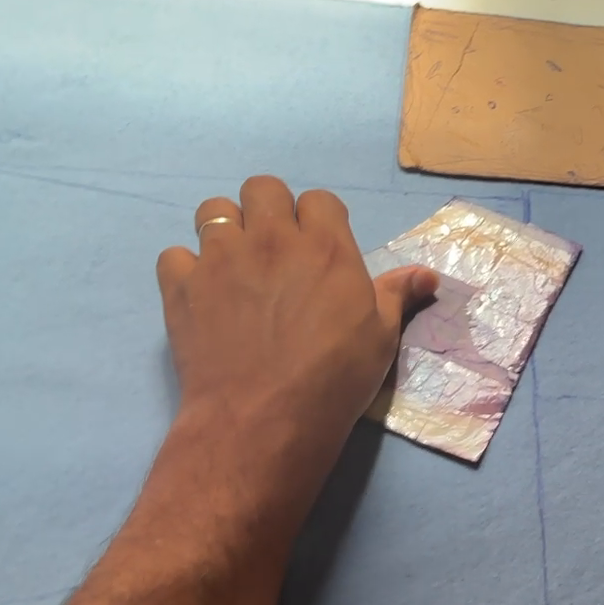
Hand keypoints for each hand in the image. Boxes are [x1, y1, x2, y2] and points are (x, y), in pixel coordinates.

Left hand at [155, 176, 434, 443]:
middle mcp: (271, 239)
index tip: (324, 248)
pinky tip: (204, 294)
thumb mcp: (381, 336)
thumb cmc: (336, 375)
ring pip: (214, 209)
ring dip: (227, 229)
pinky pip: (175, 254)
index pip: (320, 200)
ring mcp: (220, 259)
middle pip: (263, 188)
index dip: (322, 219)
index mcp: (325, 247)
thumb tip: (428, 275)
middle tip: (279, 249)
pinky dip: (189, 269)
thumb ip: (397, 296)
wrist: (266, 416)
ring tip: (237, 264)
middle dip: (271, 209)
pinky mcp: (182, 286)